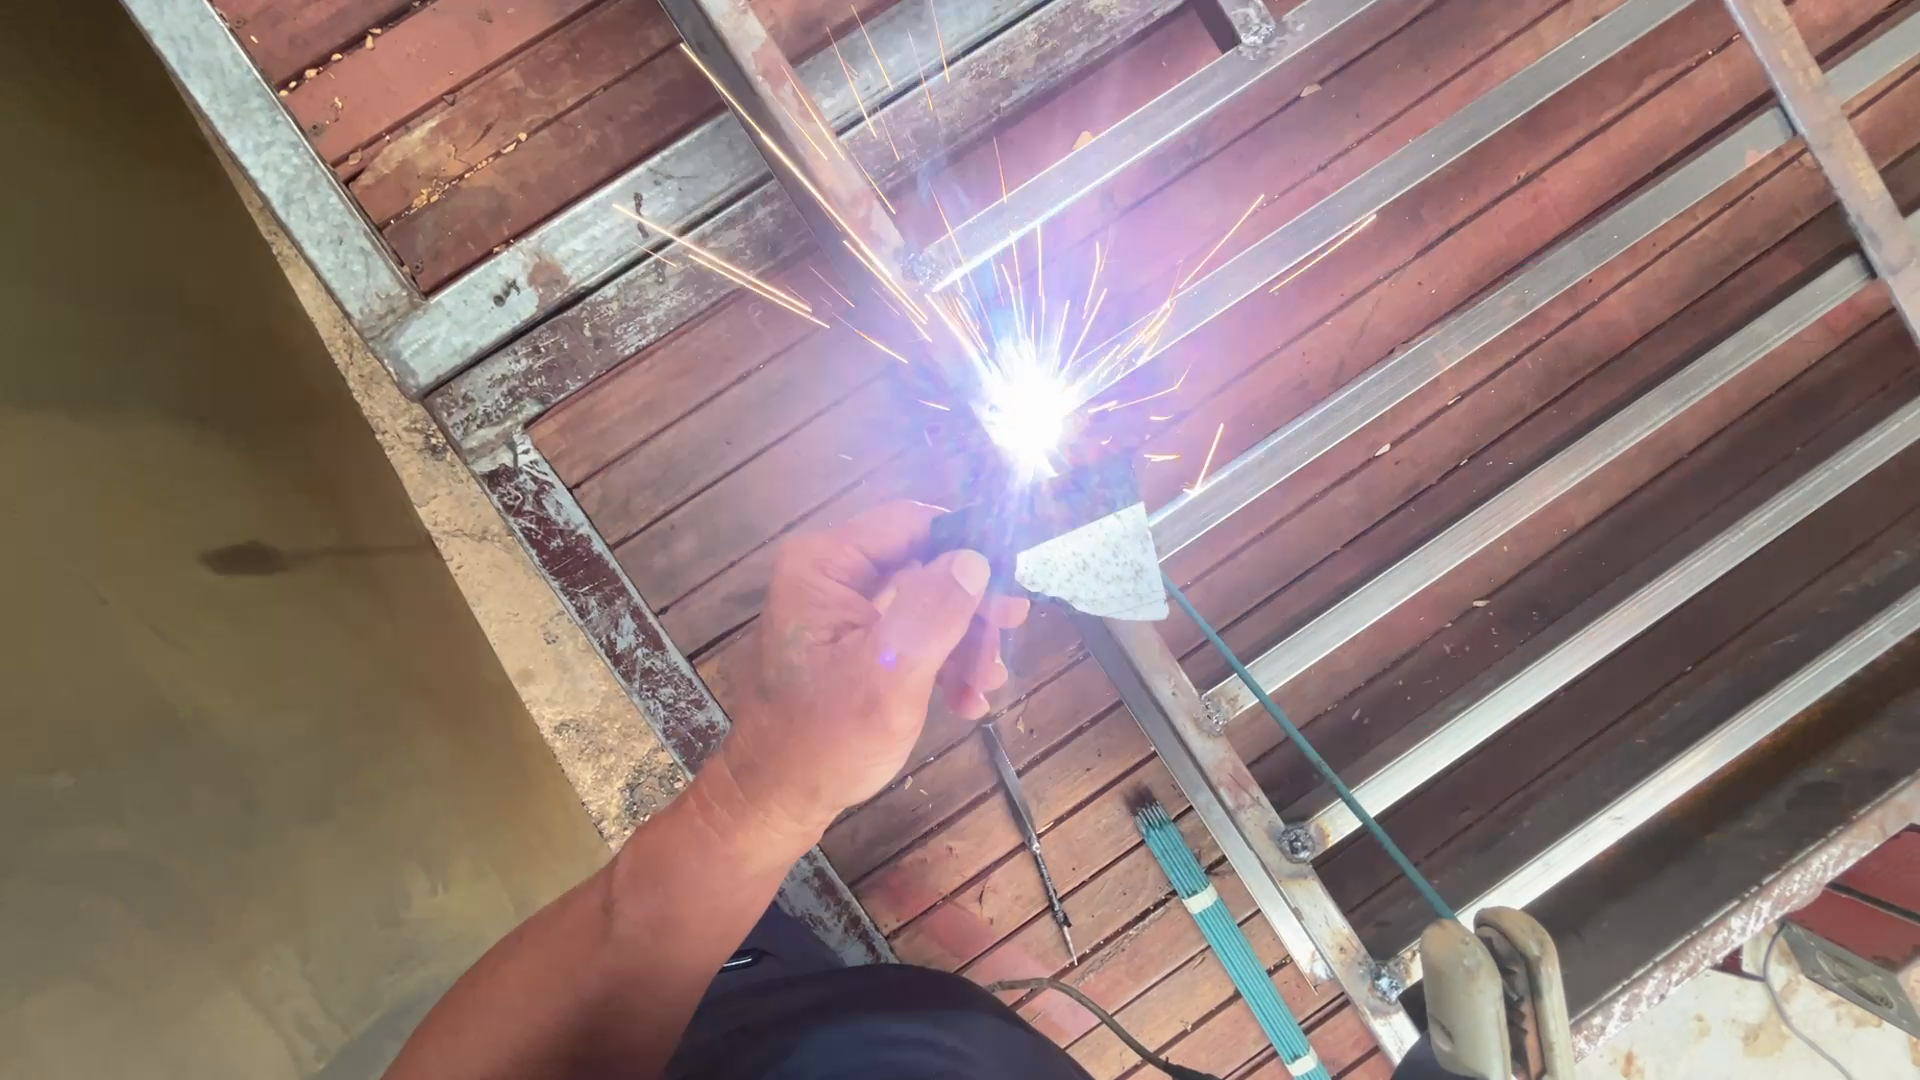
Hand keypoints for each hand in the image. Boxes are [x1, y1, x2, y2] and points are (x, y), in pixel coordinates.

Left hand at [716, 502, 1030, 839]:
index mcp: (826, 563)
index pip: (911, 522)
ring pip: (928, 599)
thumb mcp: (889, 676)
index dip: (965, 545)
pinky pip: (914, 630)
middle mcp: (833, 573)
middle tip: (1004, 641)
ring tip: (986, 682)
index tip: (1007, 582)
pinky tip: (967, 698)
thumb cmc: (827, 740)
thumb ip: (934, 611)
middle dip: (969, 607)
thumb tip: (977, 558)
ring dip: (964, 641)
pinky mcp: (858, 638)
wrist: (782, 798)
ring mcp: (846, 607)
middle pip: (925, 563)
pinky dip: (944, 660)